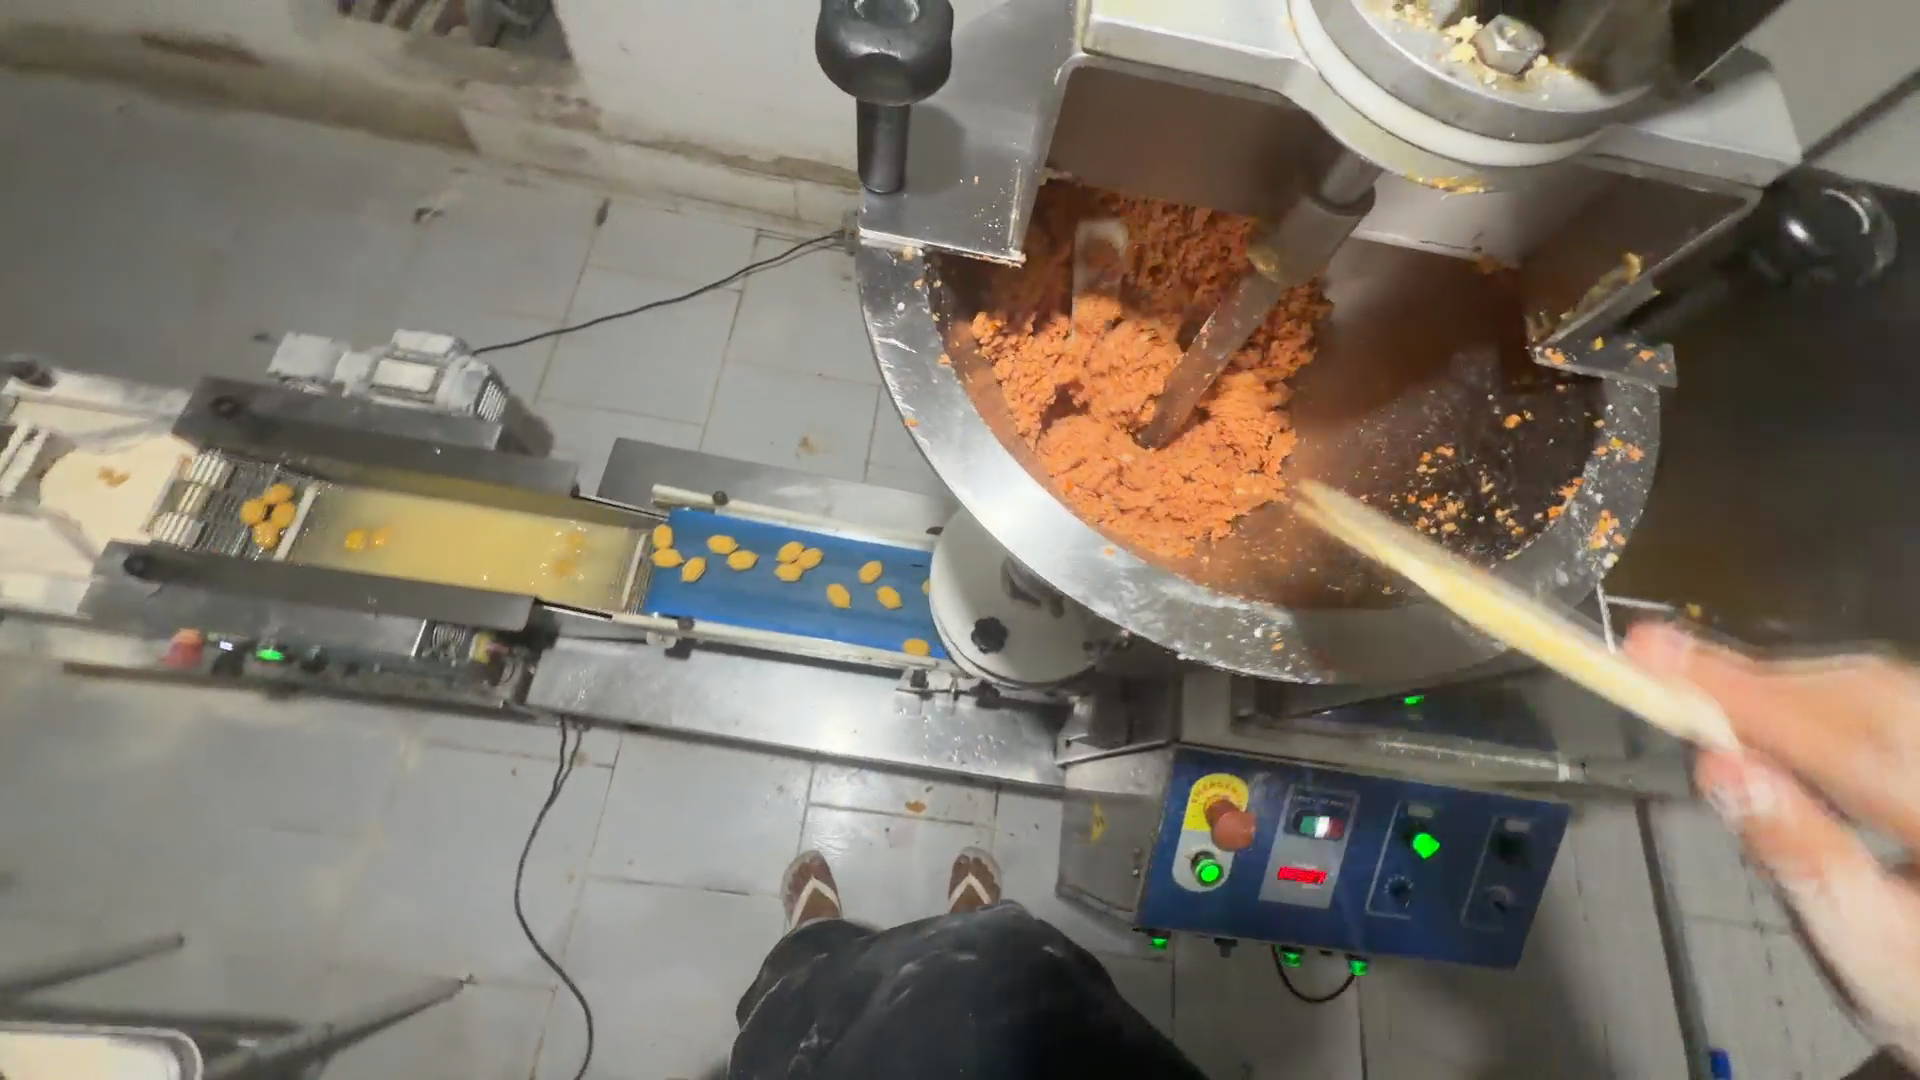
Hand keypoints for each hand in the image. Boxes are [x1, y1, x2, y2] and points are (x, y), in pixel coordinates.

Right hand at [1626, 623, 1919, 1068]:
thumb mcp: (1865, 946)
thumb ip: (1798, 857)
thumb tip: (1718, 767)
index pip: (1854, 745)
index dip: (1743, 693)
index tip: (1647, 651)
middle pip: (1875, 702)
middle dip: (1760, 686)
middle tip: (1658, 670)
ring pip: (1882, 692)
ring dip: (1782, 688)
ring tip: (1705, 698)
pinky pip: (1890, 703)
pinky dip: (1816, 696)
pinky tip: (1773, 712)